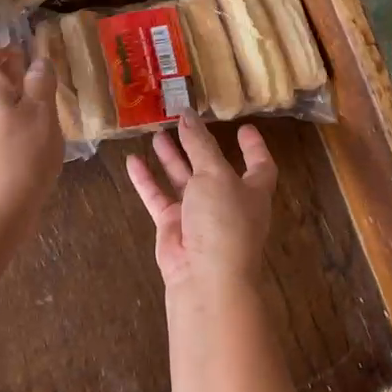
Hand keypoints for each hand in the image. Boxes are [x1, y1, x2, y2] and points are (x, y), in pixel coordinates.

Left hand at [0, 47, 64, 222]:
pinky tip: (33, 146)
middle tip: (43, 88)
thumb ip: (40, 84)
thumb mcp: (41, 114)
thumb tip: (38, 62)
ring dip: (16, 106)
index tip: (26, 58)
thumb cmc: (21, 156)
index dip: (2, 51)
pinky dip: (12, 130)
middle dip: (14, 79)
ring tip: (45, 118)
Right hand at [126, 115, 277, 290]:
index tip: (244, 128)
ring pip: (183, 180)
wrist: (205, 276)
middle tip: (180, 121)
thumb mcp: (215, 175)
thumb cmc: (223, 221)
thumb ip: (200, 145)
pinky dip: (146, 180)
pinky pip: (159, 197)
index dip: (253, 148)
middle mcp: (227, 200)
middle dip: (198, 146)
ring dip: (171, 158)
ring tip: (155, 133)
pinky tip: (132, 161)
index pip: (259, 165)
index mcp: (251, 190)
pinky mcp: (173, 226)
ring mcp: (198, 215)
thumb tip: (188, 115)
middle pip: (212, 167)